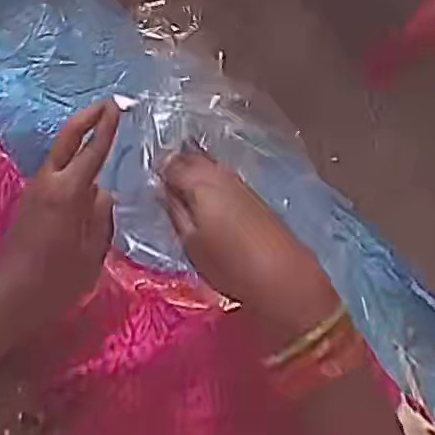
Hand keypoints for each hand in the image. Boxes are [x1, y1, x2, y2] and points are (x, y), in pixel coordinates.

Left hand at [0, 100, 118, 312]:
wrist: (7, 295)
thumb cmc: (54, 281)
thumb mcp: (91, 254)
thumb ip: (101, 217)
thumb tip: (103, 192)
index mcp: (69, 192)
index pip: (93, 151)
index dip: (106, 127)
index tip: (117, 107)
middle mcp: (50, 180)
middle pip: (69, 136)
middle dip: (88, 116)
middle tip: (109, 102)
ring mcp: (37, 186)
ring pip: (61, 150)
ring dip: (80, 134)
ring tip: (103, 127)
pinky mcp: (32, 196)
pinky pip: (57, 166)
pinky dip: (72, 155)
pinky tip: (86, 164)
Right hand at [161, 149, 338, 339]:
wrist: (283, 276)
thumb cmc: (229, 265)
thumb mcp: (191, 244)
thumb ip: (174, 211)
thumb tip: (161, 189)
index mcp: (198, 182)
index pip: (170, 164)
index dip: (158, 170)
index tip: (151, 180)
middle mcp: (218, 173)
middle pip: (191, 158)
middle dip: (176, 163)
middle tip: (164, 179)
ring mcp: (237, 180)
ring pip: (207, 163)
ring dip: (194, 168)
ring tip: (183, 186)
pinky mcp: (251, 192)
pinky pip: (221, 174)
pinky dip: (209, 177)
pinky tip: (207, 193)